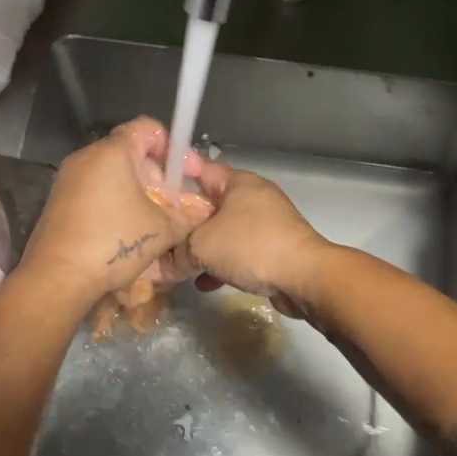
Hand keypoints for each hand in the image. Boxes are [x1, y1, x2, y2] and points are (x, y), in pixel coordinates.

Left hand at [19, 117, 209, 307]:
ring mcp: (69, 179)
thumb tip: (202, 213)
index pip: (148, 128)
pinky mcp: (59, 201)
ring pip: (114, 174)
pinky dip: (117, 203)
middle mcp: (87, 157)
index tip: (188, 175)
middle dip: (159, 176)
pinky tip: (128, 231)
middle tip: (175, 203)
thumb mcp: (163, 229)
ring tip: (155, 220)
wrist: (58, 277)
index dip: (174, 147)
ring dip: (139, 192)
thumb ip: (188, 216)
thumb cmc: (115, 242)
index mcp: (113, 152)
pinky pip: (96, 191)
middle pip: (131, 152)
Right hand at [167, 163, 330, 310]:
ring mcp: (268, 224)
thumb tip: (163, 265)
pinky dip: (224, 265)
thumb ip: (178, 252)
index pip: (199, 171)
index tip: (154, 199)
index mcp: (238, 182)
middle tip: (164, 239)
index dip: (175, 182)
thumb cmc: (250, 246)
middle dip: (188, 224)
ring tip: (182, 266)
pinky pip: (241, 252)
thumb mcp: (202, 246)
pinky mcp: (275, 248)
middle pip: (211, 205)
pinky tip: (206, 284)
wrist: (303, 276)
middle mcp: (254, 197)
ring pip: (226, 232)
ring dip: (205, 249)